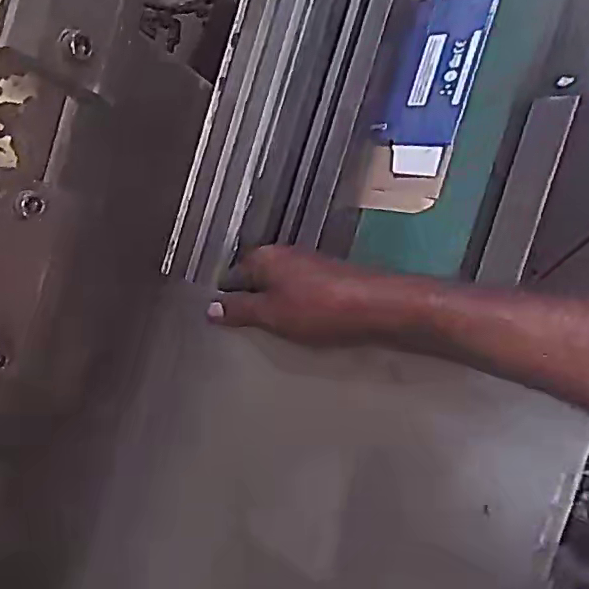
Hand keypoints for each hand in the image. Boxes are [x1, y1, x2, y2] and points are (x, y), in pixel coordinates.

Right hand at [208, 245, 427, 348]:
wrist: (377, 307)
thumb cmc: (320, 309)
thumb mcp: (270, 315)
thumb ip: (238, 310)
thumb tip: (211, 308)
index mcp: (263, 257)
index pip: (230, 276)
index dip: (226, 301)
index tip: (224, 324)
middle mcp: (284, 254)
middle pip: (255, 281)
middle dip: (252, 305)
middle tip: (250, 333)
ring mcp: (308, 265)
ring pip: (278, 289)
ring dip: (276, 310)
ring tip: (278, 334)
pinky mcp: (328, 278)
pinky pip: (300, 295)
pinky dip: (297, 311)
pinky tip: (303, 329)